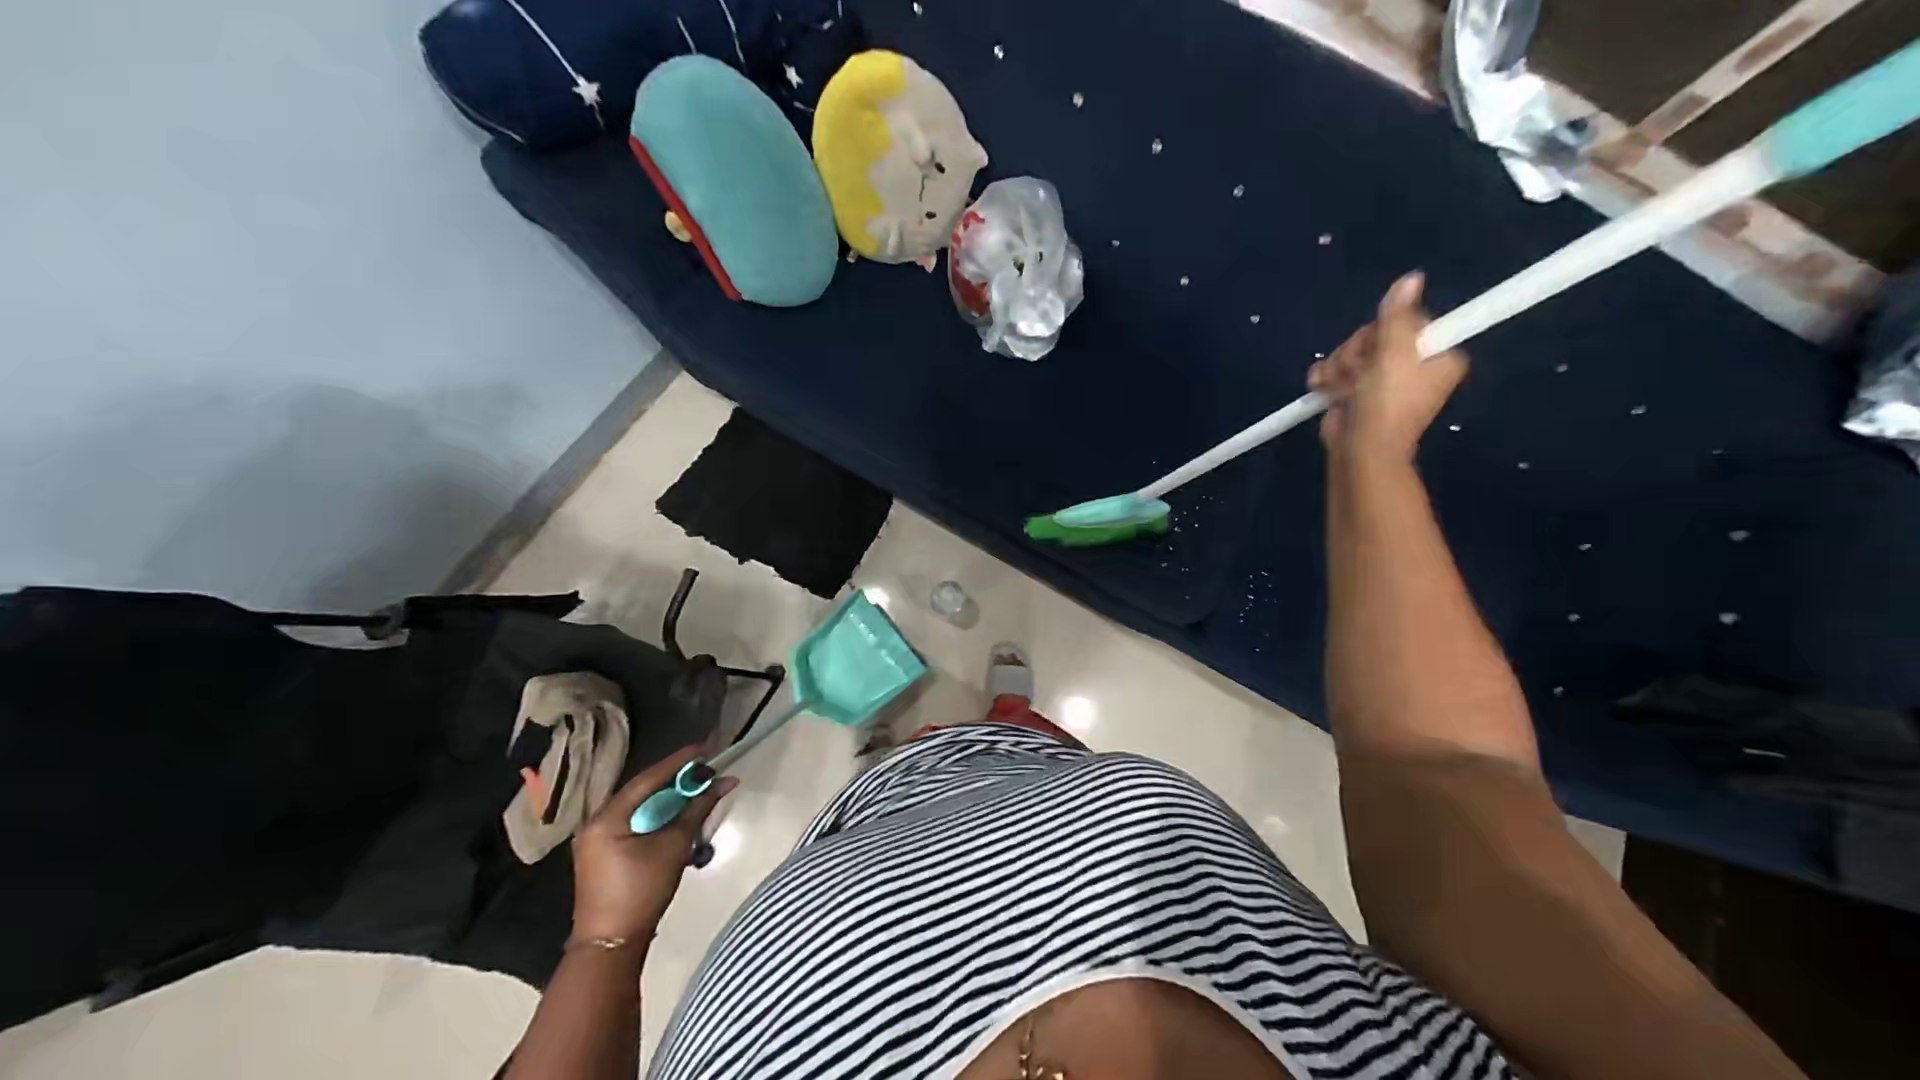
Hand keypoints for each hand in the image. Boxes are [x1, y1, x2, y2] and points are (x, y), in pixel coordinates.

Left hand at [569, 746, 737, 943]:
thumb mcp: (674, 847)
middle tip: (706, 770)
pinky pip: (635, 823)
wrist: (610, 946)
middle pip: (643, 791)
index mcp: (607, 818)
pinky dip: (658, 817)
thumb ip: (697, 810)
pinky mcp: (604, 854)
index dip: (678, 762)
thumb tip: (724, 782)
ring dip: (669, 800)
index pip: (648, 779)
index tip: (705, 748)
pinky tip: (680, 816)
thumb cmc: (641, 892)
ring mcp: (597, 840)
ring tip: (698, 791)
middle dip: (676, 780)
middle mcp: (596, 823)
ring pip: (640, 808)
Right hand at [1307, 271, 1468, 463]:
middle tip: (1356, 372)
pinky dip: (1326, 377)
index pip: (1408, 321)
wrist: (1360, 449)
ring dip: (1338, 366)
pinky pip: (1336, 369)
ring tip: (1339, 387)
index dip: (1385, 330)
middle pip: (1374, 335)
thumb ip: (1398, 317)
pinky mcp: (1354, 391)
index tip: (1379, 346)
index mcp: (1437, 354)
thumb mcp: (1394, 354)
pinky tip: (1322, 386)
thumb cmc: (1386, 404)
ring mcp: (1381, 379)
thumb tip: (1412, 277)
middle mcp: (1412, 364)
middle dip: (1356, 351)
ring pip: (1352, 351)